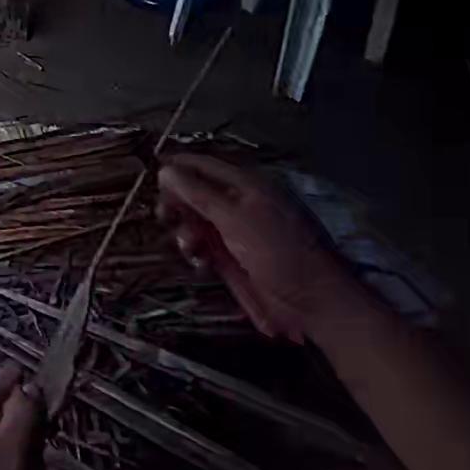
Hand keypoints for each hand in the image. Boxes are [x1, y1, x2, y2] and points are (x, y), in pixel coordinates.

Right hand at [155, 154, 357, 342]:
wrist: (315, 305)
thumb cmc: (281, 254)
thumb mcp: (234, 218)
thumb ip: (197, 193)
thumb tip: (165, 170)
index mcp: (245, 185)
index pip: (202, 165)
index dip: (177, 167)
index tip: (154, 176)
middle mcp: (238, 203)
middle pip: (194, 191)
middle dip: (177, 202)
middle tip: (165, 214)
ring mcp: (236, 230)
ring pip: (195, 219)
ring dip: (185, 230)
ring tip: (188, 244)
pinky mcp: (233, 255)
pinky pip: (203, 244)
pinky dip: (195, 249)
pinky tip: (199, 259)